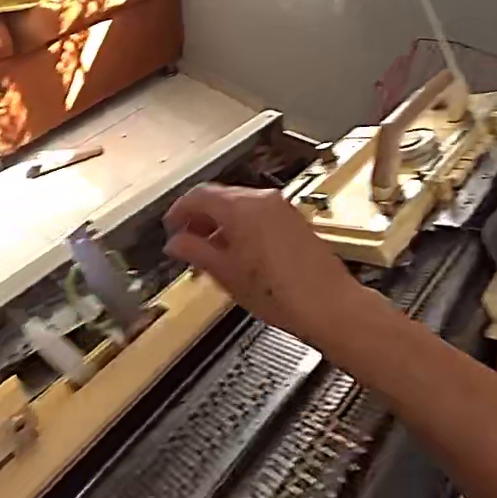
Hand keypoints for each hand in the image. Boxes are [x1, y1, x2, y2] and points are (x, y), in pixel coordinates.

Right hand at [163, 183, 378, 342]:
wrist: (326, 302)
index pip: (200, 195)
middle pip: (220, 195)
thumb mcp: (226, 274)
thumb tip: (176, 242)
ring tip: (208, 250)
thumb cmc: (281, 292)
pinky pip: (258, 212)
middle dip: (199, 216)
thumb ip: (196, 251)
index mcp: (242, 207)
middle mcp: (263, 199)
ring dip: (220, 220)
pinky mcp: (292, 217)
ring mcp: (281, 206)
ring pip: (239, 203)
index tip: (170, 226)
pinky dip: (241, 224)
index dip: (179, 210)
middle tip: (184, 240)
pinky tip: (235, 250)